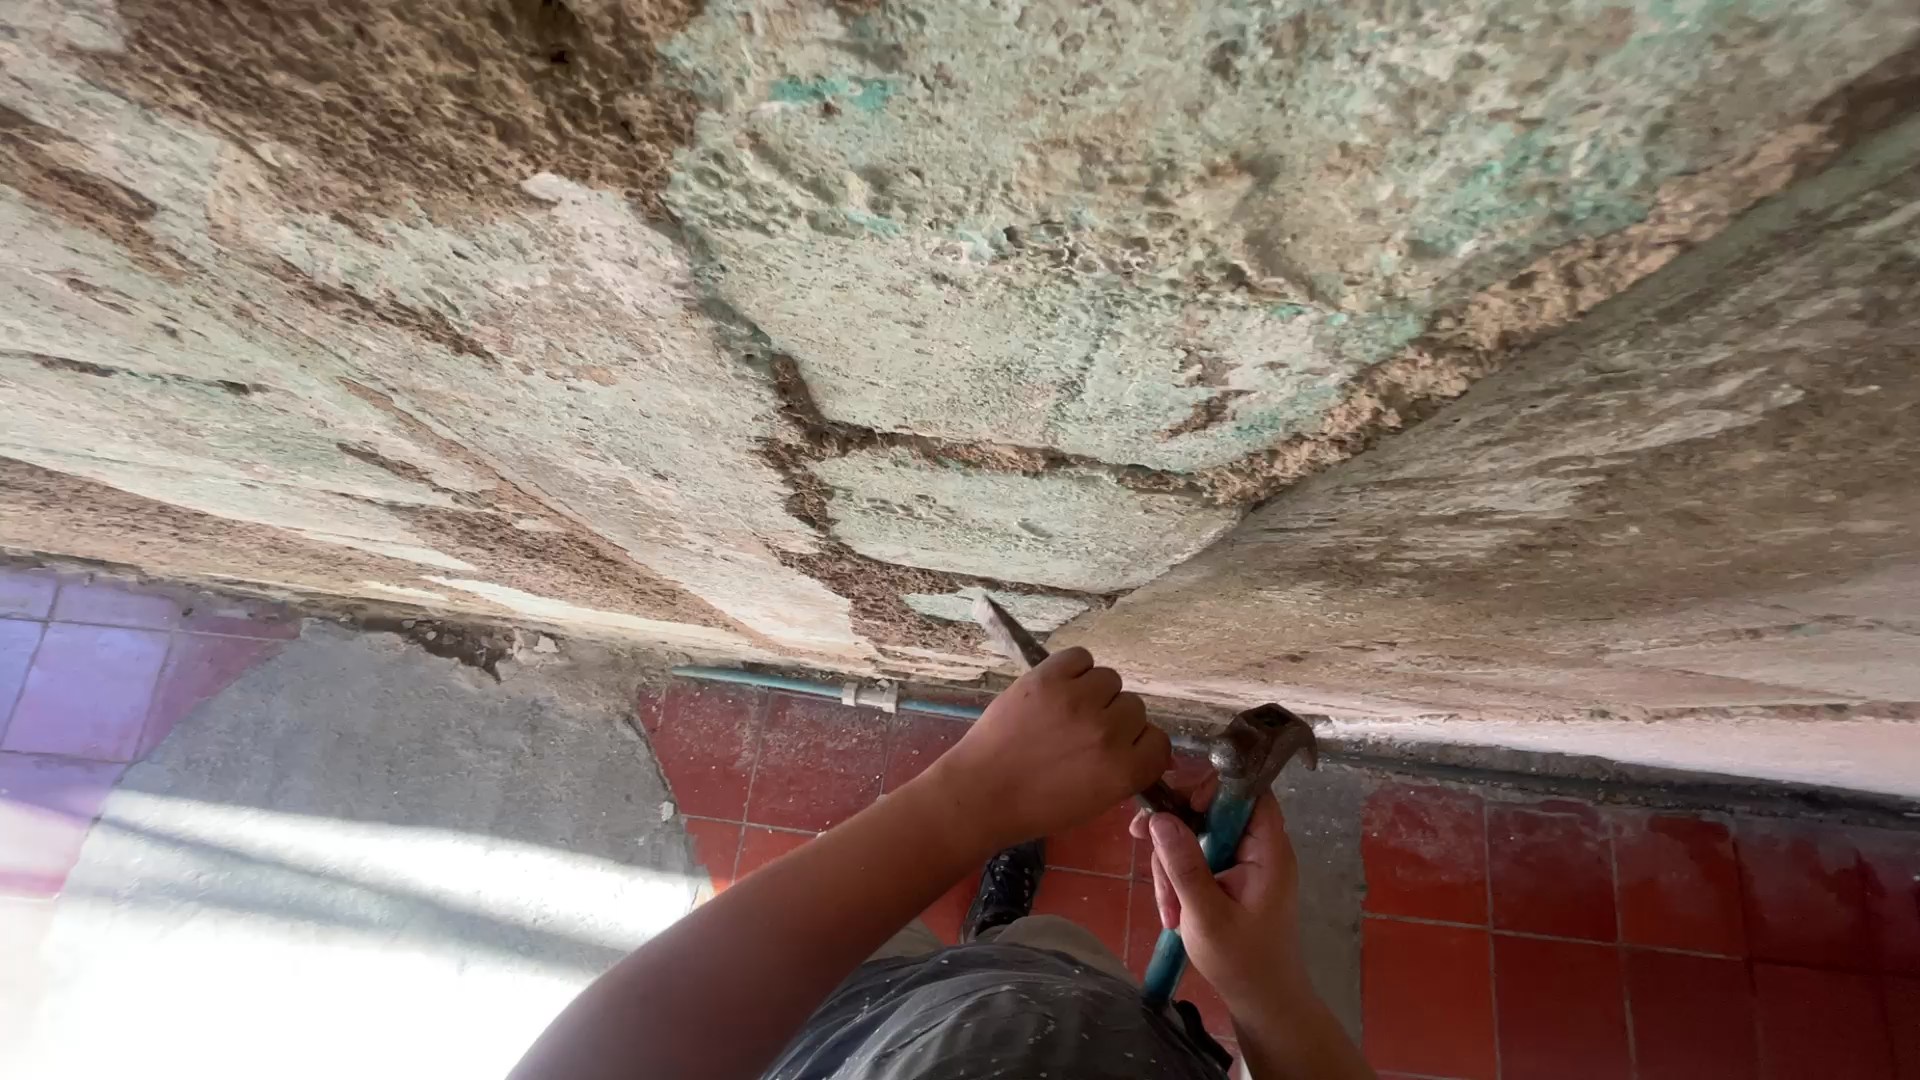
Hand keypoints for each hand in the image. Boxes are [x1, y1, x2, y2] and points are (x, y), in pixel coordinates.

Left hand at [916, 647, 1169, 853]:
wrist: (982, 792)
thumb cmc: (1037, 806)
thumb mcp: (1096, 801)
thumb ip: (1125, 771)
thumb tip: (1146, 746)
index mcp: (1125, 771)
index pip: (1158, 740)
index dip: (1138, 743)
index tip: (1119, 747)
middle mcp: (1108, 732)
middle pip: (1134, 707)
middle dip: (1113, 719)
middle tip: (1083, 732)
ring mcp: (1077, 701)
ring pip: (1110, 679)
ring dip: (1094, 692)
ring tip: (1066, 709)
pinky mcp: (1047, 678)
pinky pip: (1080, 657)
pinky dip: (1073, 669)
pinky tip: (1057, 687)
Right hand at [1129, 766, 1310, 1016]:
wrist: (1263, 1005)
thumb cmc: (1243, 963)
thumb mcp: (1207, 915)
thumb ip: (1184, 865)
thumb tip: (1159, 817)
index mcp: (1267, 849)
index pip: (1246, 789)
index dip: (1211, 784)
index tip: (1178, 802)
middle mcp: (1256, 846)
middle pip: (1210, 806)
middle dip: (1173, 827)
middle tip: (1139, 837)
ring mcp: (1241, 859)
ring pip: (1194, 832)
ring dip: (1170, 863)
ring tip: (1168, 907)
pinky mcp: (1227, 873)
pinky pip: (1194, 855)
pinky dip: (1176, 876)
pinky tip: (1171, 910)